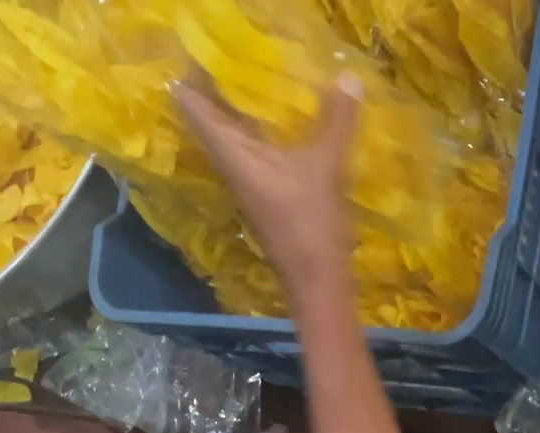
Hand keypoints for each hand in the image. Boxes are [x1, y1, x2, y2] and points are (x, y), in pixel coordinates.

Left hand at [174, 74, 361, 300]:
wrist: (318, 281)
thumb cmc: (310, 222)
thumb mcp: (325, 167)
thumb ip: (336, 122)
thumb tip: (348, 75)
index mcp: (232, 152)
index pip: (192, 102)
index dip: (192, 70)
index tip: (208, 44)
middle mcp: (234, 165)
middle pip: (213, 117)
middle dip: (222, 85)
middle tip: (243, 52)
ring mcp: (252, 184)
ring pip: (239, 137)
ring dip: (247, 111)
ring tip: (266, 79)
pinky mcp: (272, 197)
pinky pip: (262, 154)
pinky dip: (270, 135)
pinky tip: (292, 126)